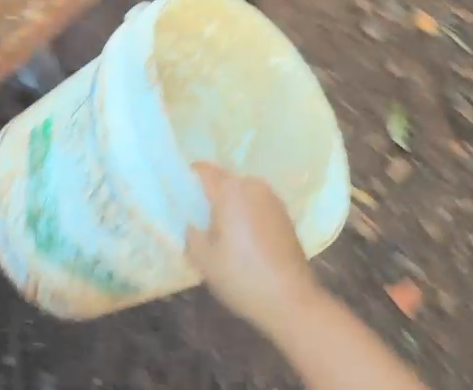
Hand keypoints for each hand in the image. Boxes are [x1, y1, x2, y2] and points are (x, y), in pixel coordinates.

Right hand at [184, 163, 319, 332]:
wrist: (293, 302)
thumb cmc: (243, 276)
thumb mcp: (204, 259)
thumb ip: (190, 233)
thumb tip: (190, 223)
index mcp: (230, 189)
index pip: (201, 170)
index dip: (186, 182)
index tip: (179, 202)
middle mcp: (253, 185)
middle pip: (222, 181)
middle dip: (209, 198)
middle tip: (199, 224)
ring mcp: (273, 199)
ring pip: (241, 195)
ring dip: (229, 207)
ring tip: (222, 237)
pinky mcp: (286, 216)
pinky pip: (257, 207)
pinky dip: (247, 217)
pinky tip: (245, 244)